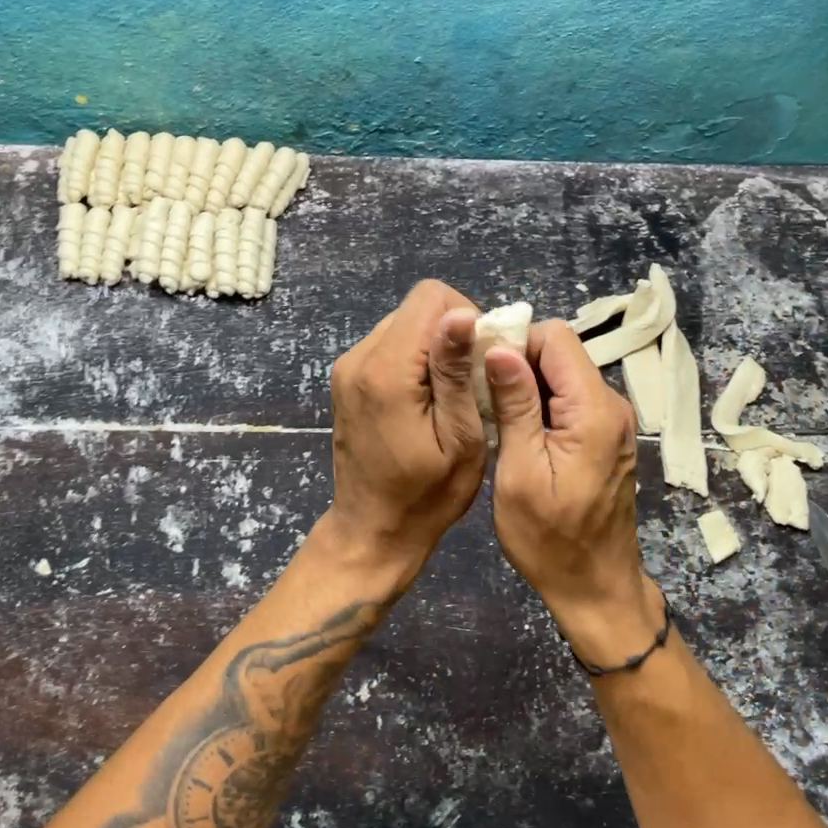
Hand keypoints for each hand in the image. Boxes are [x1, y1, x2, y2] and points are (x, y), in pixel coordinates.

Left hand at [323, 280, 487, 585]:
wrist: (372, 529)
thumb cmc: (425, 495)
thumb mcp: (459, 439)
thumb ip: (456, 372)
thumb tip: (461, 314)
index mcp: (385, 370)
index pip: (429, 298)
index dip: (466, 317)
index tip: (481, 361)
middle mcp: (358, 358)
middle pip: (415, 309)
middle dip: (451, 334)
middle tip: (472, 382)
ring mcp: (347, 368)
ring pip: (402, 325)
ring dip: (432, 348)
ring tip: (451, 394)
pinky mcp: (346, 379)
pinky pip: (388, 346)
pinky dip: (414, 361)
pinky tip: (427, 399)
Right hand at [486, 319, 665, 667]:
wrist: (595, 587)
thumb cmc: (550, 539)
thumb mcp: (520, 472)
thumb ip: (515, 406)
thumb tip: (500, 349)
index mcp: (595, 410)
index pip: (555, 338)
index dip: (514, 343)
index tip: (478, 369)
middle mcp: (612, 406)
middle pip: (560, 352)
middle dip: (516, 362)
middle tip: (477, 393)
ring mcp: (613, 421)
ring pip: (562, 375)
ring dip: (525, 384)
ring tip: (490, 413)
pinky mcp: (606, 437)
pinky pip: (569, 399)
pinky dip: (539, 404)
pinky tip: (513, 429)